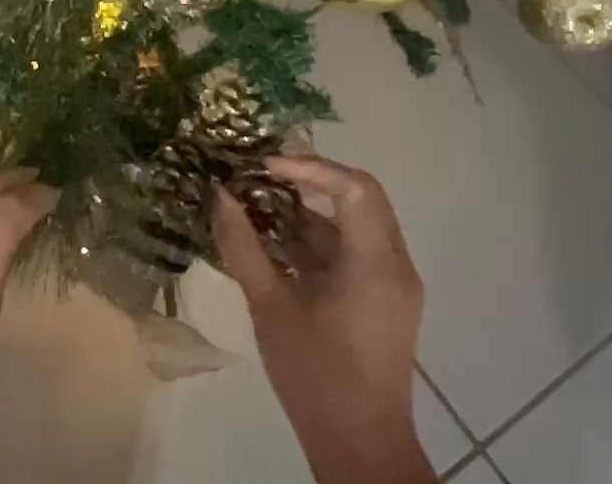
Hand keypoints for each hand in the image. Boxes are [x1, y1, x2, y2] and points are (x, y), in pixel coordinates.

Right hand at [212, 155, 433, 483]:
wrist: (358, 445)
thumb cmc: (315, 375)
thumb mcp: (269, 306)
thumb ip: (243, 245)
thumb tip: (218, 195)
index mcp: (376, 264)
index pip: (354, 188)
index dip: (308, 166)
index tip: (261, 166)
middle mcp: (393, 264)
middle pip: (357, 197)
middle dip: (304, 180)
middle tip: (254, 174)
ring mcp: (389, 281)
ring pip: (349, 223)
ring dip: (302, 211)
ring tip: (249, 205)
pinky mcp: (378, 297)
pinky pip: (346, 250)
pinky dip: (309, 240)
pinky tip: (266, 242)